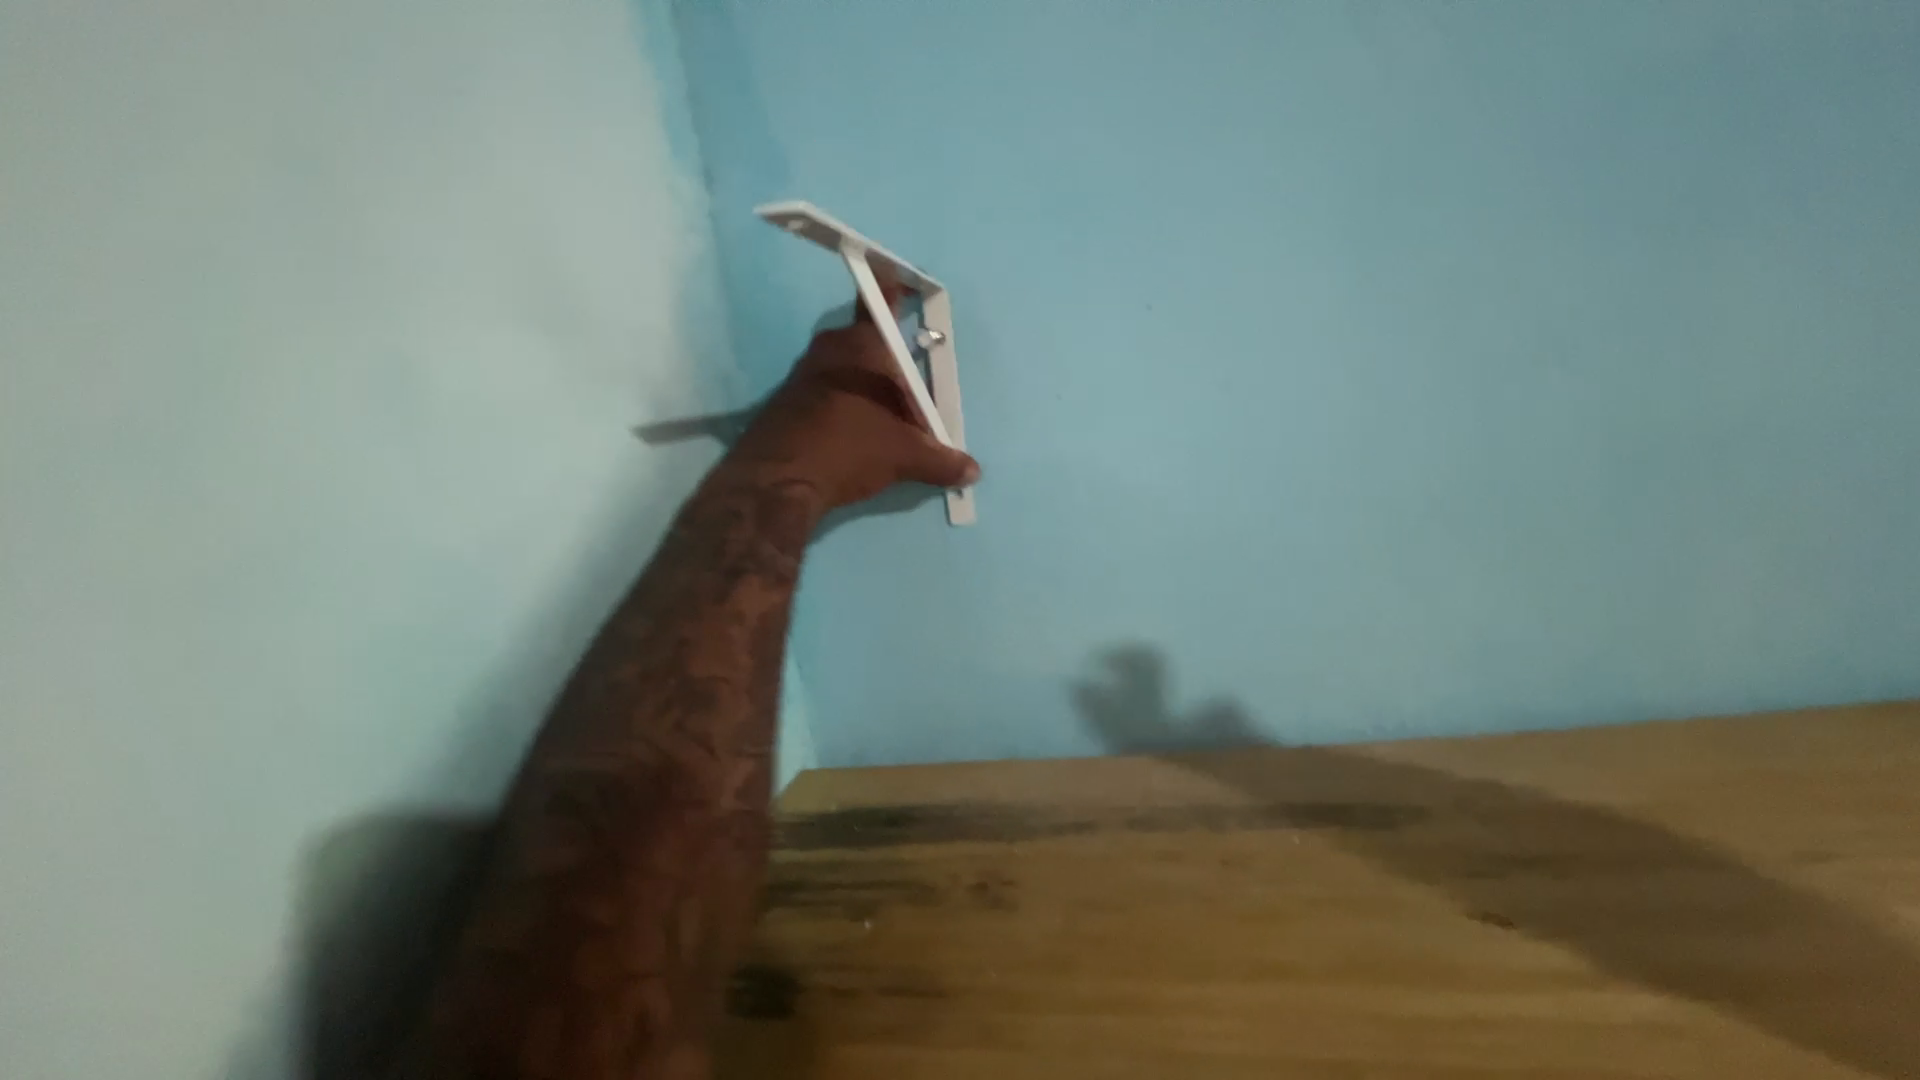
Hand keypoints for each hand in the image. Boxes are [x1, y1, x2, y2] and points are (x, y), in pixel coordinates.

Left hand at [730, 285, 979, 510]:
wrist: (777, 480)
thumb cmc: (849, 448)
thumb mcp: (904, 456)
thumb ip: (941, 460)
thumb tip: (972, 471)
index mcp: (864, 346)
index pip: (881, 299)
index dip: (893, 287)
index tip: (902, 277)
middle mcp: (831, 349)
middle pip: (869, 344)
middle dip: (892, 364)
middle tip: (913, 393)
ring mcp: (804, 374)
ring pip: (847, 371)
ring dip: (869, 390)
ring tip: (889, 423)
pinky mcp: (788, 402)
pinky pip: (829, 393)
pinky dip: (847, 407)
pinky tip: (859, 438)